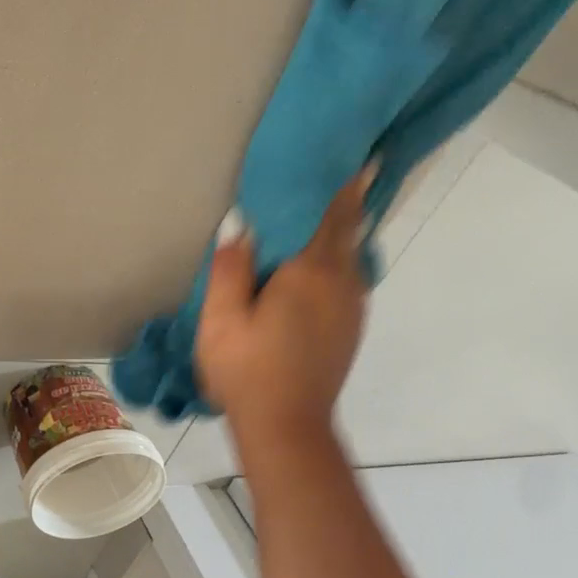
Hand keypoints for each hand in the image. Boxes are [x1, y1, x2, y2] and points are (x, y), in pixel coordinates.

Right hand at [195, 165, 374, 438]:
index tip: (355, 152)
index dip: (338, 182)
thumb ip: (230, 269)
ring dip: (344, 229)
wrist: (286, 425)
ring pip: (350, 254)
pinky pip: (347, 277)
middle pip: (347, 228)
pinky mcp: (349, 327)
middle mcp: (341, 280)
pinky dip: (340, 258)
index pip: (327, 213)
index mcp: (308, 272)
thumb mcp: (220, 320)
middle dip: (349, 198)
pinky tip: (325, 262)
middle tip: (357, 166)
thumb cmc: (247, 371)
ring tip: (336, 209)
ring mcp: (352, 306)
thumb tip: (240, 224)